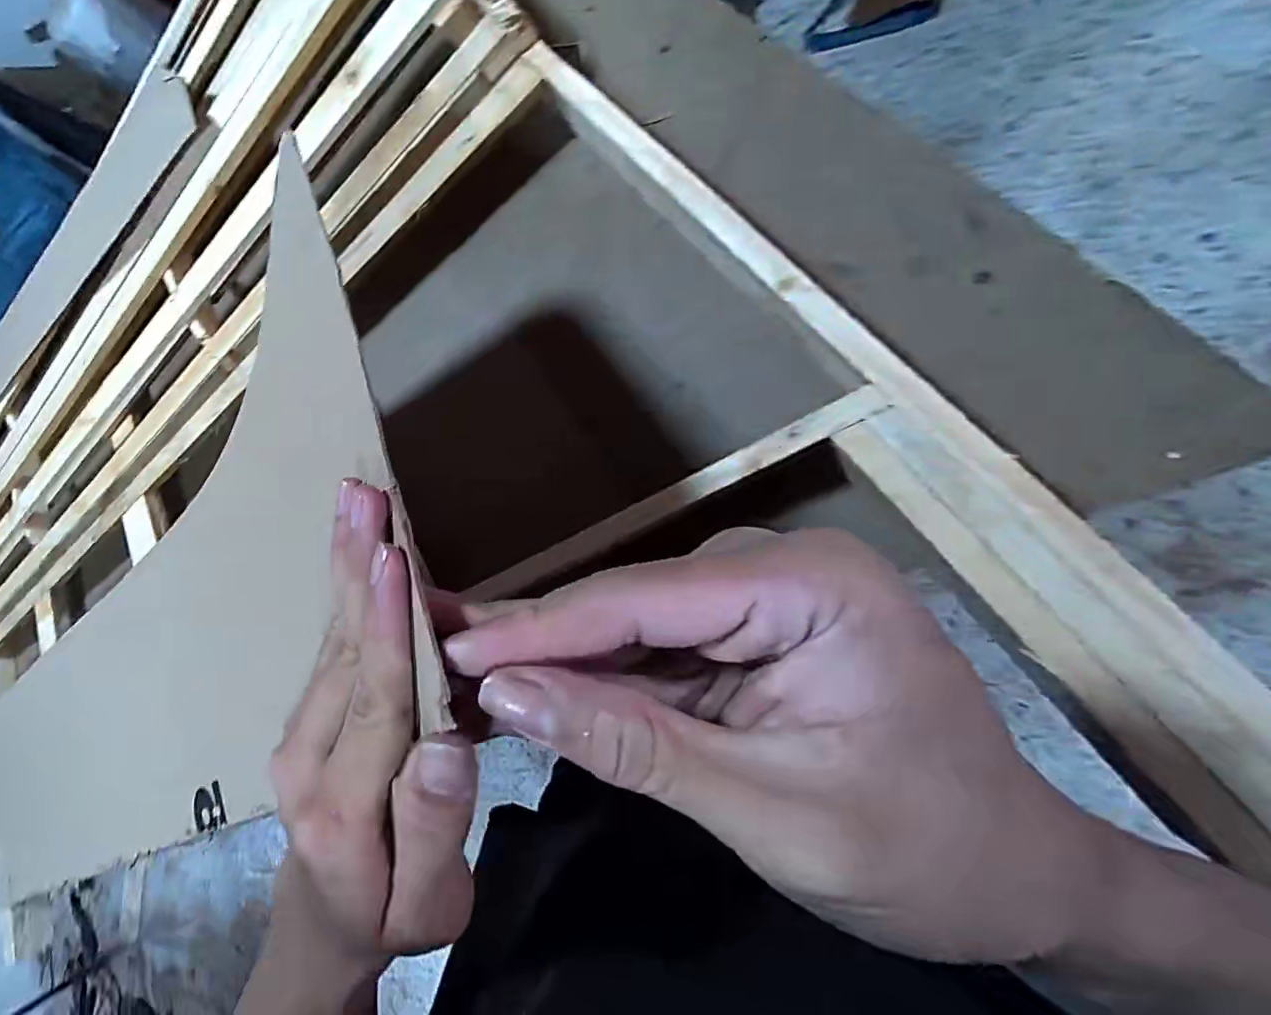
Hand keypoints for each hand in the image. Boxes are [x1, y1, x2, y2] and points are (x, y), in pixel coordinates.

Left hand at [239, 480, 479, 1012]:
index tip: (393, 556)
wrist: (321, 921)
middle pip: (342, 651)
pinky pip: (332, 646)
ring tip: (353, 502)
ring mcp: (297, 728)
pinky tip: (353, 549)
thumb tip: (446, 741)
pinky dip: (345, 592)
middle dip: (354, 567)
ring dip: (344, 566)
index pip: (374, 700)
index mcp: (340, 804)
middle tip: (359, 494)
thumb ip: (436, 826)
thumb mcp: (431, 903)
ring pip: (332, 638)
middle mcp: (304, 753)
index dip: (388, 626)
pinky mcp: (304, 715)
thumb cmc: (387, 914)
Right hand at [443, 527, 1115, 965]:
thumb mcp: (771, 812)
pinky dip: (573, 673)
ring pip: (611, 623)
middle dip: (524, 636)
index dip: (535, 630)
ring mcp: (741, 597)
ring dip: (537, 654)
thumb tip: (505, 695)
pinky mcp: (722, 631)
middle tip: (430, 643)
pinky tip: (509, 676)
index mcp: (807, 586)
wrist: (1022, 884)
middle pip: (615, 602)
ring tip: (452, 660)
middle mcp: (765, 568)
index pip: (636, 599)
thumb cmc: (927, 855)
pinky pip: (631, 648)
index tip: (451, 650)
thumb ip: (630, 744)